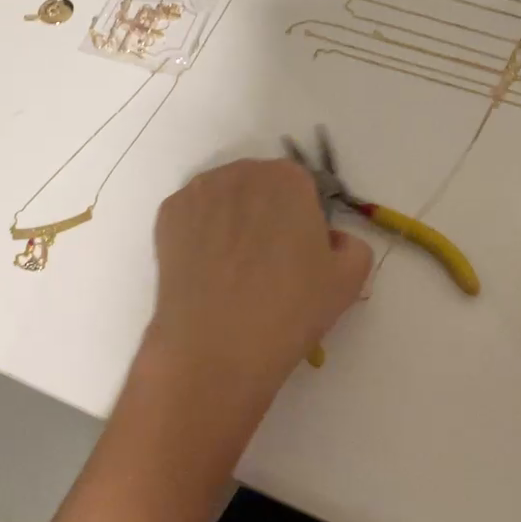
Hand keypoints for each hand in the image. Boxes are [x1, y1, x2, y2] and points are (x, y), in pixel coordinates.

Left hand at [148, 158, 371, 399]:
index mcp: (289, 179)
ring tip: (235, 272)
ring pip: (226, 200)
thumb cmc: (289, 310)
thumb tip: (331, 240)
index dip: (305, 222)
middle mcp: (242, 172)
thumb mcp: (349, 281)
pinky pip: (194, 217)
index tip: (300, 256)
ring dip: (233, 222)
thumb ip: (352, 246)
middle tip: (269, 265)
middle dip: (268, 216)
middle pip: (262, 188)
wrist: (215, 349)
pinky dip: (201, 235)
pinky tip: (208, 272)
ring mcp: (199, 191)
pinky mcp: (168, 215)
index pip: (304, 189)